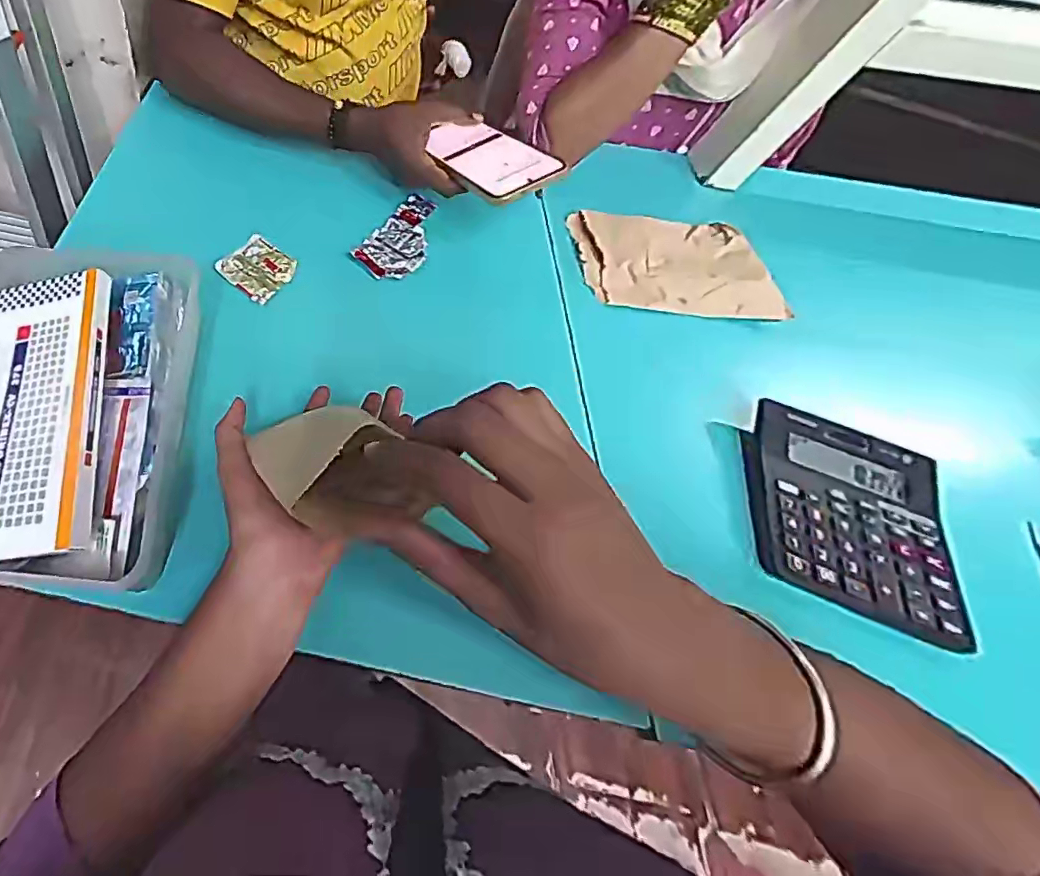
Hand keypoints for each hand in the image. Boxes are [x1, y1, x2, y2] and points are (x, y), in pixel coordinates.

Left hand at [215, 386, 425, 586]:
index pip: (309, 428)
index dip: (318, 408)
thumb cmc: (253, 517)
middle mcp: (318, 475)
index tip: (327, 389)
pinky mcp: (360, 511)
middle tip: (386, 395)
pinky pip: (382, 483)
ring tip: (405, 411)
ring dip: (387, 432)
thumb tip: (238, 402)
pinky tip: (414, 445)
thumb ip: (230, 436)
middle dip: (366, 414)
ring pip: (369, 455)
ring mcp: (342, 493)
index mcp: (291, 463)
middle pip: (346, 436)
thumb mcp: (234, 471)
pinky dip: (400, 464)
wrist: (274, 564)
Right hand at [344, 100, 472, 196]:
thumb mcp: (426, 113)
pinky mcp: (405, 172)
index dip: (469, 182)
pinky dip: (438, 165)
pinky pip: (427, 173)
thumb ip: (453, 115)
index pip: (451, 188)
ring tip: (464, 152)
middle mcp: (417, 180)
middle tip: (477, 158)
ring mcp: (409, 178)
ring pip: (436, 179)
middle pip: (445, 185)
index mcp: (423, 171)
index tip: (482, 170)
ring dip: (449, 169)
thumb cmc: (392, 123)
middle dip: (461, 174)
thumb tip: (478, 119)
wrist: (362, 128)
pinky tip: (444, 149)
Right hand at [358, 384, 697, 684]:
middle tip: (412, 451)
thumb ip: (433, 557)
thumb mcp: (496, 609)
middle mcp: (555, 488)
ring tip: (450, 444)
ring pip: (508, 400)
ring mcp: (576, 466)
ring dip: (465, 411)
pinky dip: (500, 408)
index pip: (449, 474)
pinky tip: (490, 440)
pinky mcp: (587, 456)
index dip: (400, 459)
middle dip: (429, 426)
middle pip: (477, 419)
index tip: (374, 458)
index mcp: (529, 537)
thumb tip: (379, 521)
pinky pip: (537, 406)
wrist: (665, 634)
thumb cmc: (577, 638)